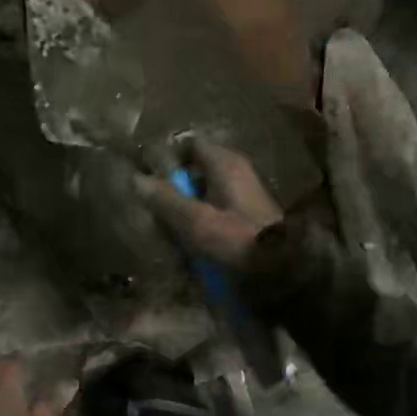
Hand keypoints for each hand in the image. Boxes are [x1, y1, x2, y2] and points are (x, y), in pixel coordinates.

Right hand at [133, 140, 283, 269]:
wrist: (281, 270)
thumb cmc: (236, 239)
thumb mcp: (195, 221)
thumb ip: (165, 199)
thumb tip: (135, 178)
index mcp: (225, 164)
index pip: (190, 145)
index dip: (167, 157)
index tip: (146, 175)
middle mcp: (235, 172)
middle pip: (194, 170)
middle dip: (171, 186)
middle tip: (150, 205)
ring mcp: (241, 195)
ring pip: (201, 192)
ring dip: (183, 206)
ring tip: (163, 225)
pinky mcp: (243, 217)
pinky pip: (211, 210)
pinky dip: (197, 219)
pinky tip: (185, 237)